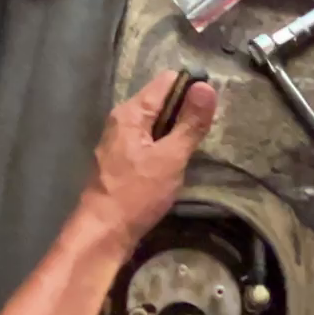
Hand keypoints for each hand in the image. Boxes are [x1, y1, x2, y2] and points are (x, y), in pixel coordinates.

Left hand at [78, 69, 219, 244]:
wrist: (103, 232)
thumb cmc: (136, 194)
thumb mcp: (170, 158)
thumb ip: (189, 123)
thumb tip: (206, 87)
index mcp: (131, 112)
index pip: (167, 82)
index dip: (192, 89)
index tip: (210, 109)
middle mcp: (122, 120)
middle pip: (161, 102)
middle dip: (185, 113)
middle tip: (206, 133)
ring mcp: (120, 141)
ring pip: (156, 125)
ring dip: (176, 133)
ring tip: (194, 150)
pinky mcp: (122, 161)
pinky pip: (149, 143)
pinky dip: (164, 148)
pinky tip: (175, 165)